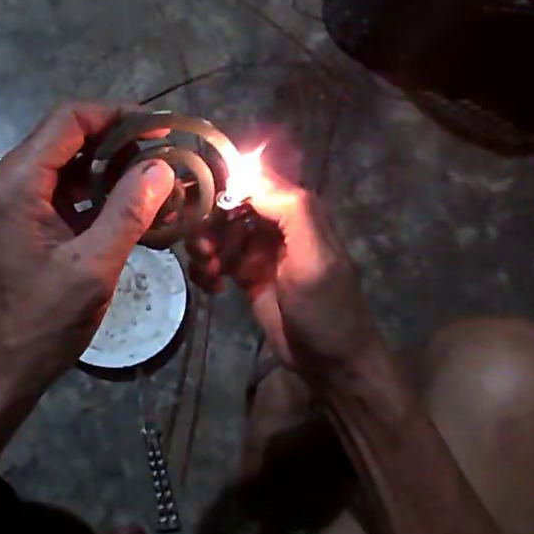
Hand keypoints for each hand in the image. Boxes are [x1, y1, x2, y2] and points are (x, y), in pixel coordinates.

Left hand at [0, 103, 174, 409]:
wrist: (3, 369)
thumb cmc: (42, 322)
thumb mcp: (92, 267)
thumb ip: (128, 212)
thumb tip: (161, 166)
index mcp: (19, 182)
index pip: (69, 119)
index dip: (117, 115)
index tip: (163, 128)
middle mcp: (15, 182)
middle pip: (70, 137)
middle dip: (121, 140)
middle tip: (170, 154)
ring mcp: (21, 203)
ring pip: (73, 164)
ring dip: (115, 168)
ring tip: (162, 179)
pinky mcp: (32, 223)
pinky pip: (70, 192)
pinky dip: (103, 193)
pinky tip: (139, 206)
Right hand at [187, 166, 384, 381]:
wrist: (329, 362)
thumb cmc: (326, 306)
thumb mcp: (314, 255)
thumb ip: (290, 209)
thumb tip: (249, 172)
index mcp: (296, 211)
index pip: (254, 180)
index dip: (225, 186)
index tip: (203, 205)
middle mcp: (274, 224)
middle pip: (227, 205)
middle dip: (209, 223)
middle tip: (204, 250)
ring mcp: (258, 250)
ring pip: (217, 232)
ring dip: (204, 248)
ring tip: (210, 273)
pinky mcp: (245, 275)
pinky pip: (215, 260)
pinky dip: (206, 270)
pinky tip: (212, 287)